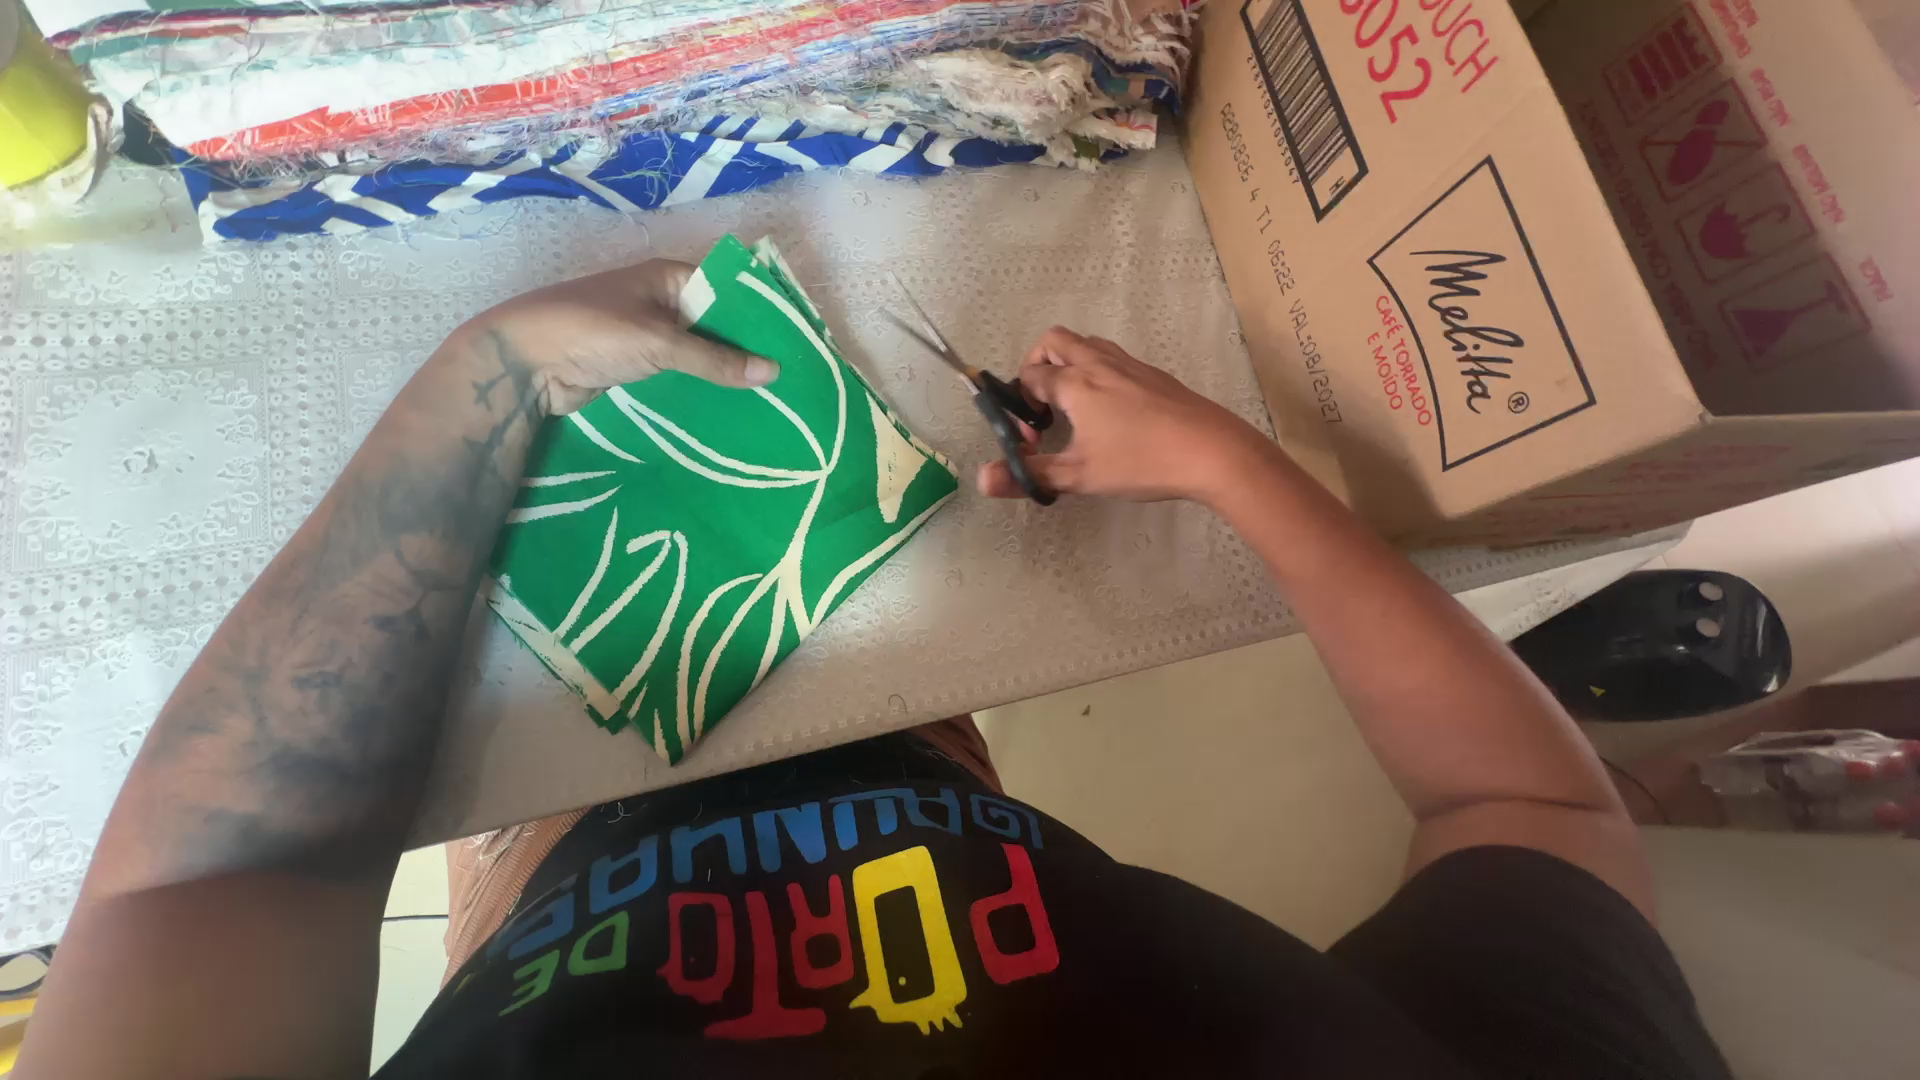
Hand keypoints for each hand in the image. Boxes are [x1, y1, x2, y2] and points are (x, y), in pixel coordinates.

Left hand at [453, 259, 778, 415]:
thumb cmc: (592, 332)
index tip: (793, 342)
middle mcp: (664, 300)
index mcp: (669, 277)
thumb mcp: (660, 343)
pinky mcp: (639, 363)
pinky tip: (731, 404)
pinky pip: (683, 371)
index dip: (760, 315)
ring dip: (725, 370)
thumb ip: (716, 359)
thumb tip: (773, 372)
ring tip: (768, 395)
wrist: (524, 362)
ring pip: (701, 350)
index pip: (729, 291)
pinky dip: (703, 384)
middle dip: (746, 348)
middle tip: (787, 376)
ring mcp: (651, 333)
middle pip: (718, 323)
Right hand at [976, 328, 1272, 504]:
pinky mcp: (1153, 375)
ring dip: (1068, 365)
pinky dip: (1096, 372)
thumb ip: (1030, 475)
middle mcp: (1098, 364)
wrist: (1212, 451)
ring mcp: (1129, 365)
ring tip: (1073, 408)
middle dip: (1037, 365)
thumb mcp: (1079, 476)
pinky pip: (1112, 358)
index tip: (1031, 438)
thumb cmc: (1140, 462)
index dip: (1020, 405)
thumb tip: (982, 481)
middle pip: (1054, 341)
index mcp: (1075, 383)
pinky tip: (1110, 413)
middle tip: (1042, 405)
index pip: (1031, 376)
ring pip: (1086, 345)